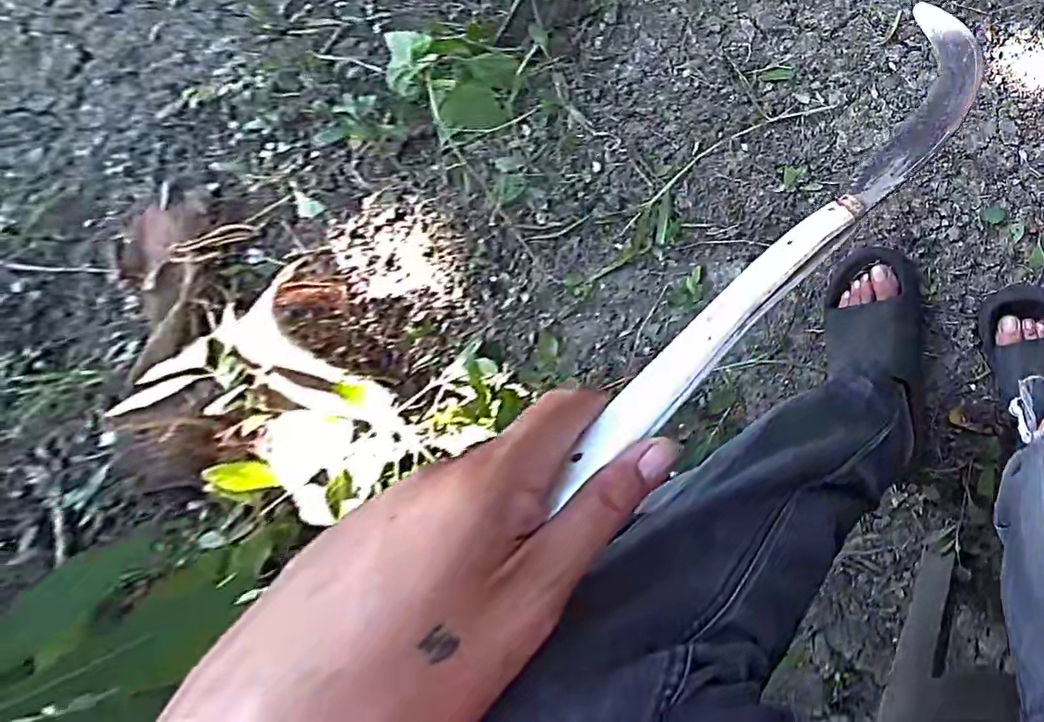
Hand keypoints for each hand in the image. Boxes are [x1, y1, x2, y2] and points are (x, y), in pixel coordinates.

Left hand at [162, 390, 678, 721]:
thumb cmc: (407, 684)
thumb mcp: (533, 598)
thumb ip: (600, 513)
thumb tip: (658, 450)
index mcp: (487, 479)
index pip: (575, 405)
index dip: (620, 413)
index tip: (648, 430)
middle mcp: (432, 474)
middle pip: (527, 449)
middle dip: (555, 486)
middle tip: (549, 557)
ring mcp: (378, 506)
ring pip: (476, 488)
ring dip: (500, 519)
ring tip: (476, 601)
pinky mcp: (337, 542)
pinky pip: (424, 516)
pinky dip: (447, 542)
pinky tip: (421, 614)